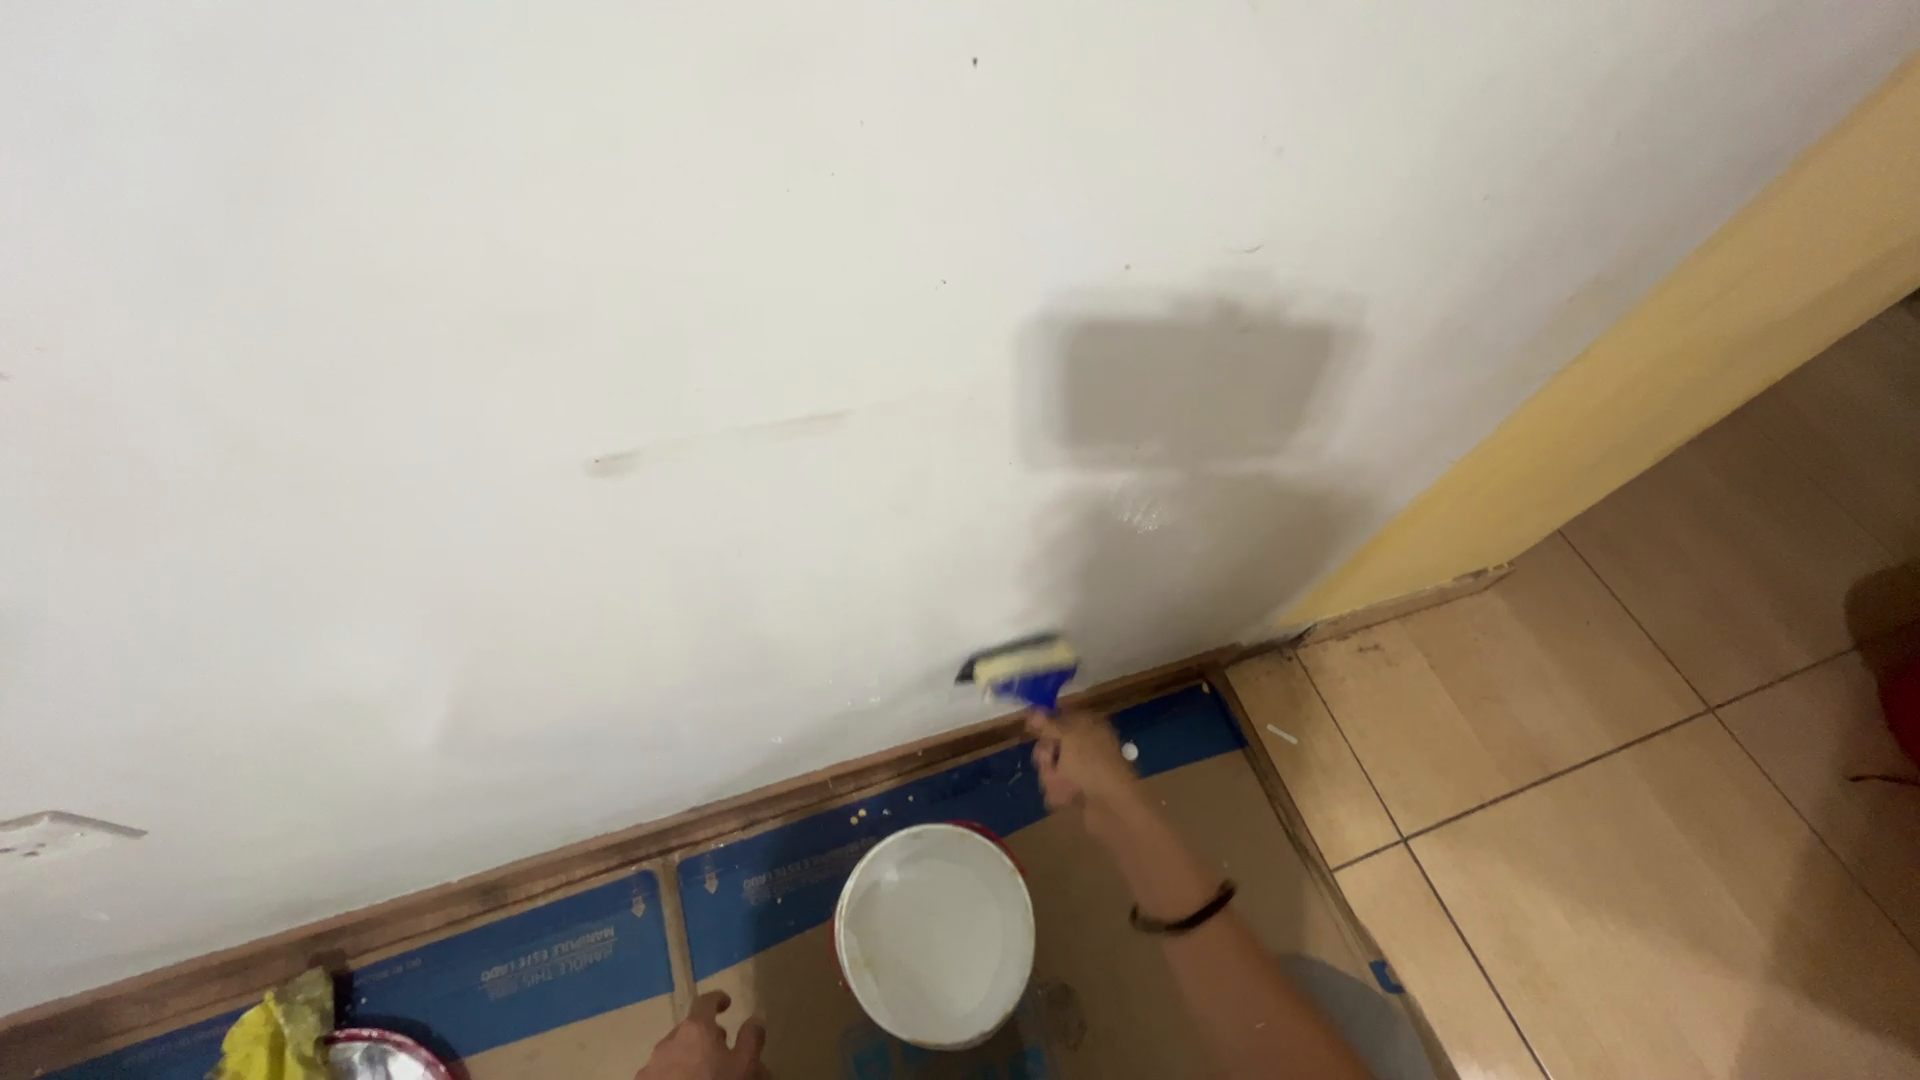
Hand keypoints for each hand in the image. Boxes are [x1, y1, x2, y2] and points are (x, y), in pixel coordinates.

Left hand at [635, 991, 767, 1079]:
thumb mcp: (744, 1066)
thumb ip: (751, 1038)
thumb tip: (754, 1020)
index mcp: (695, 1029)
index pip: (705, 1002)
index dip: (717, 999)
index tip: (727, 1004)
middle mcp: (669, 1041)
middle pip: (689, 1029)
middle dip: (705, 1035)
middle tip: (720, 1050)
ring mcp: (650, 1067)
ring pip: (673, 1052)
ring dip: (688, 1056)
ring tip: (702, 1073)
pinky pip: (659, 1073)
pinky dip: (672, 1074)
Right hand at [1027, 709, 1146, 845]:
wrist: (1112, 807)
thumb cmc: (1091, 765)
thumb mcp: (1067, 736)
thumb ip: (1047, 724)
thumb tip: (1033, 711)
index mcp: (1088, 725)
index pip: (1061, 717)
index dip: (1045, 723)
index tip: (1034, 729)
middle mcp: (1085, 745)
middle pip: (1051, 743)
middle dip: (1045, 754)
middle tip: (1050, 761)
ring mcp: (1082, 770)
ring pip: (1050, 766)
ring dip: (1050, 775)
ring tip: (1062, 786)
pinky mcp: (1078, 792)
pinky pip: (1057, 787)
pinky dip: (1058, 793)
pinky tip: (1066, 798)